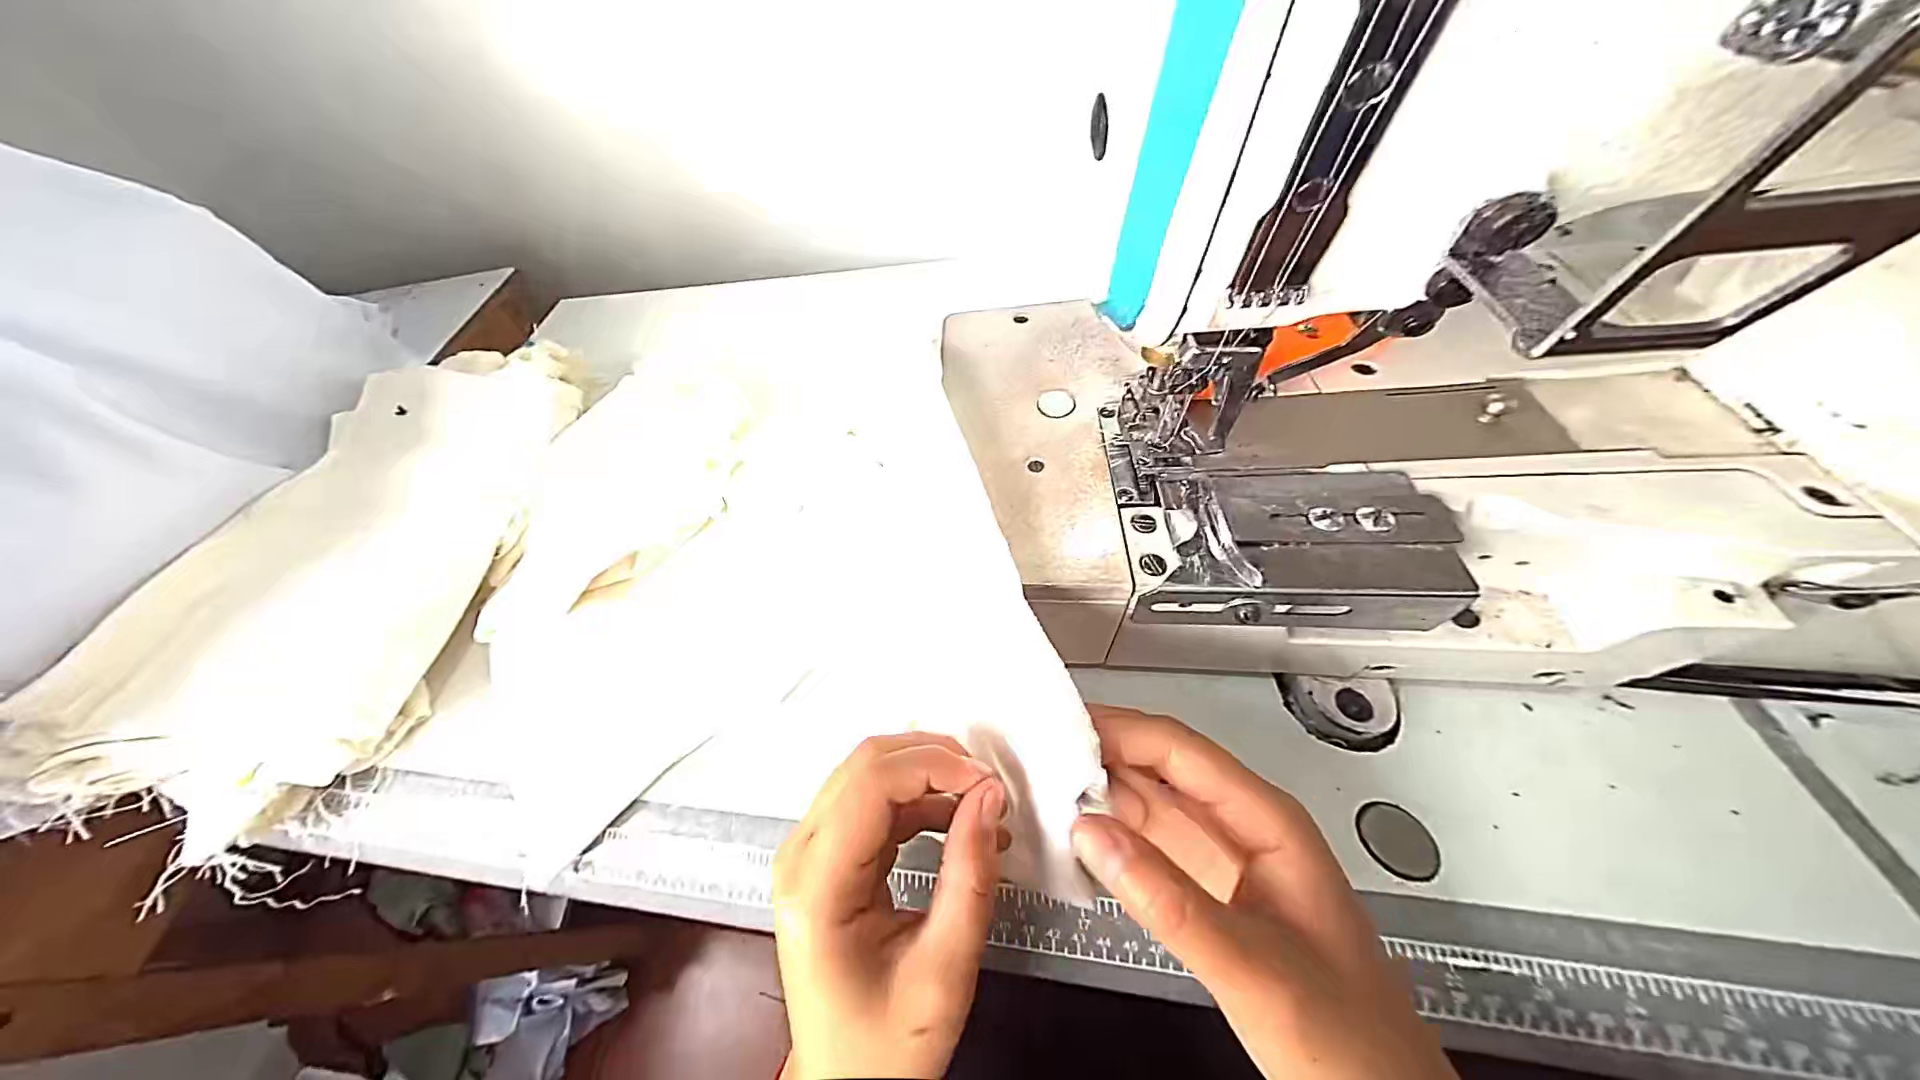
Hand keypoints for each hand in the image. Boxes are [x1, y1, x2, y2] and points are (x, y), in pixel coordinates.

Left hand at [773, 734, 1006, 1079]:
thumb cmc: (883, 1045)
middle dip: (934, 759)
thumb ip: (970, 876)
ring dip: (930, 775)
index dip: (935, 766)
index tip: (986, 783)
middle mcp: (802, 856)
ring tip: (982, 803)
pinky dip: (921, 799)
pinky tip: (959, 820)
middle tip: (987, 784)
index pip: (871, 784)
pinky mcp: (829, 855)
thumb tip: (987, 798)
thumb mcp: (944, 969)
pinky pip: (876, 801)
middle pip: (866, 764)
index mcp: (817, 885)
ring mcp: (811, 852)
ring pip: (871, 773)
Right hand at [1073, 706, 1456, 1079]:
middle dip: (1100, 753)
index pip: (1179, 750)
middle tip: (1038, 753)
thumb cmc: (1348, 1040)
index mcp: (1267, 820)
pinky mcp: (1205, 890)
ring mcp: (1222, 859)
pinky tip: (1076, 835)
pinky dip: (1109, 834)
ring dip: (1098, 791)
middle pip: (1160, 766)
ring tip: (1044, 785)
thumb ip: (1171, 901)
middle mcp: (1242, 827)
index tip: (1061, 729)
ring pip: (1149, 802)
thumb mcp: (1255, 969)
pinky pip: (1147, 844)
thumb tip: (1092, 833)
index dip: (1119, 731)